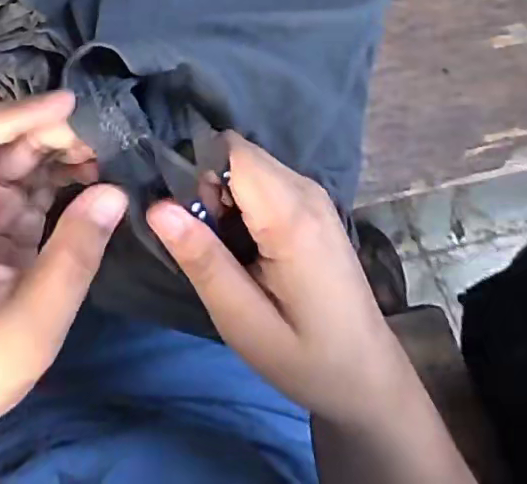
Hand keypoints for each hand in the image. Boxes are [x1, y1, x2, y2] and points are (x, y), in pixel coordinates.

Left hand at [0, 91, 127, 450]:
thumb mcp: (32, 320)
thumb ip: (74, 255)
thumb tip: (116, 191)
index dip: (19, 113)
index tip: (71, 105)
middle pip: (5, 141)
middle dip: (53, 130)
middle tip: (108, 136)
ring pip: (25, 158)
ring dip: (65, 149)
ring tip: (112, 154)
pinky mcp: (8, 225)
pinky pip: (39, 185)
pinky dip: (69, 175)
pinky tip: (100, 177)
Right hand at [145, 132, 420, 428]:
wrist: (368, 377)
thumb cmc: (304, 357)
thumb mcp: (242, 320)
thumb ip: (202, 259)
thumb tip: (157, 206)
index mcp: (291, 216)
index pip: (230, 149)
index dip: (197, 170)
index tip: (185, 214)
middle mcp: (305, 190)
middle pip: (237, 153)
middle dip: (208, 184)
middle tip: (206, 239)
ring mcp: (313, 193)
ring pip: (247, 162)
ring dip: (224, 193)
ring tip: (226, 247)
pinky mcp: (312, 202)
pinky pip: (263, 178)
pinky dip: (242, 199)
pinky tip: (246, 244)